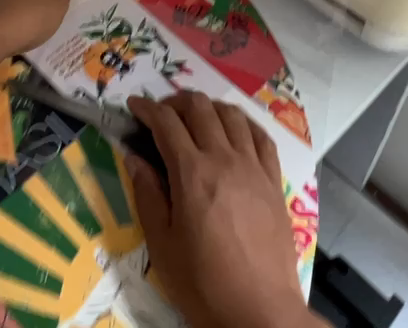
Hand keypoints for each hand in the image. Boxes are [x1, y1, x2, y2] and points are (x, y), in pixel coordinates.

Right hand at [126, 91, 317, 327]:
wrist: (259, 312)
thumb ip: (147, 195)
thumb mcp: (162, 245)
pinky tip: (235, 129)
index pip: (166, 122)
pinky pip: (261, 136)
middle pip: (200, 107)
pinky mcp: (273, 181)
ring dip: (209, 107)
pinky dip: (243, 123)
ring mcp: (253, 167)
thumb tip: (134, 158)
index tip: (134, 106)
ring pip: (231, 114)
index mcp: (192, 172)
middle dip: (175, 101)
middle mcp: (224, 159)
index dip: (146, 108)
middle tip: (161, 112)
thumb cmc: (203, 283)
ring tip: (195, 117)